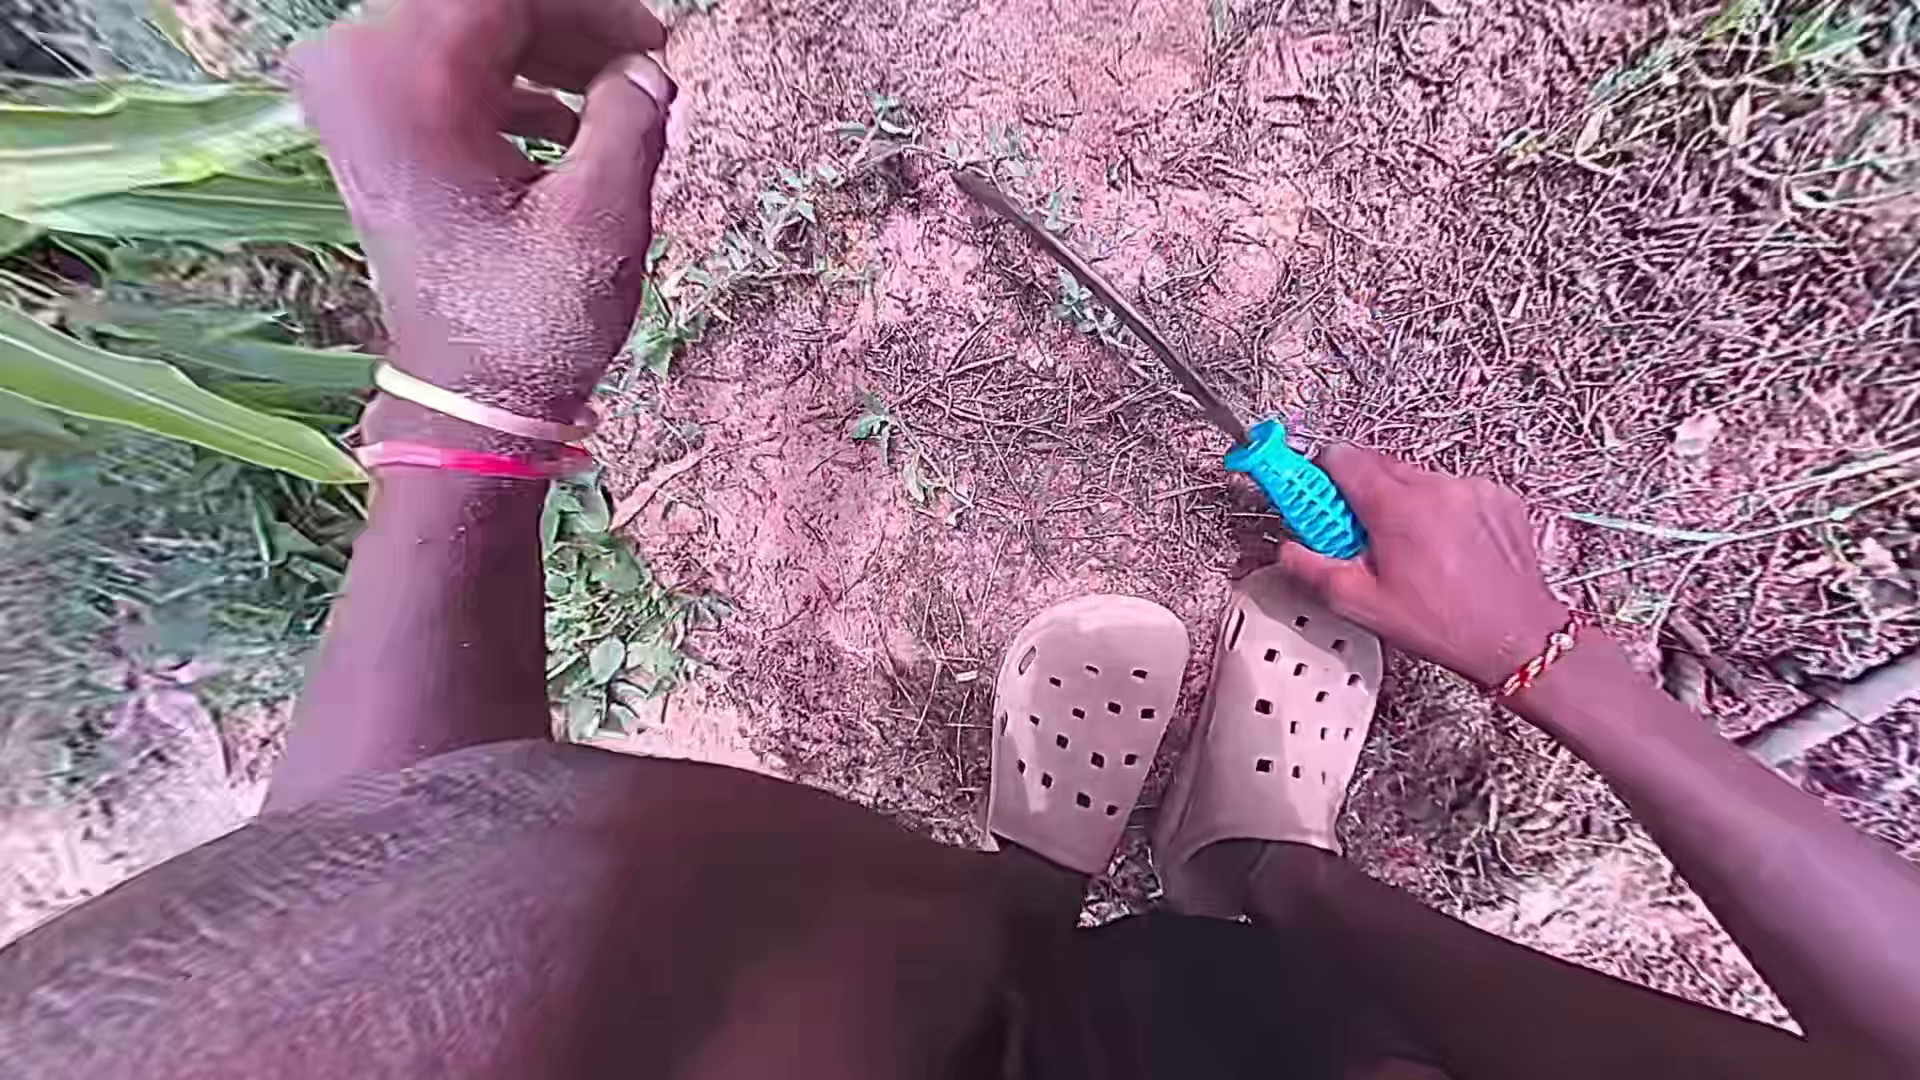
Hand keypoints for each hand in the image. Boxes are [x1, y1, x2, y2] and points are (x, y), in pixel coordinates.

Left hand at [293, 0, 674, 447]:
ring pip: (473, 39)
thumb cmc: (540, 317)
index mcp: (400, 75)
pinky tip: (579, 127)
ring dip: (557, 61)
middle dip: (577, 30)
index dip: (593, 9)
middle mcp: (357, 65)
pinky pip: (461, 81)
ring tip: (628, 102)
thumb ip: (630, 127)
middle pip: (481, 6)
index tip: (664, 43)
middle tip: (655, 71)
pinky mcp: (388, 138)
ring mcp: (364, 101)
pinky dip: (527, 93)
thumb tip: (652, 72)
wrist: (480, 393)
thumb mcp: (602, 222)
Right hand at [1274, 445, 1569, 687]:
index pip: (1342, 457)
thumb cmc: (1443, 623)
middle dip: (1353, 491)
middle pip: (1375, 464)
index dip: (1318, 474)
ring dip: (1393, 500)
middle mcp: (1438, 488)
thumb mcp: (1357, 603)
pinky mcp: (1498, 498)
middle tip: (1349, 530)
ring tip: (1397, 545)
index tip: (1311, 495)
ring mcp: (1473, 490)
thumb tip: (1287, 549)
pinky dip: (1432, 508)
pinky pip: (1447, 489)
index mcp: (1399, 507)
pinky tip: (1435, 545)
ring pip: (1411, 477)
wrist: (1520, 639)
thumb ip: (1310, 567)